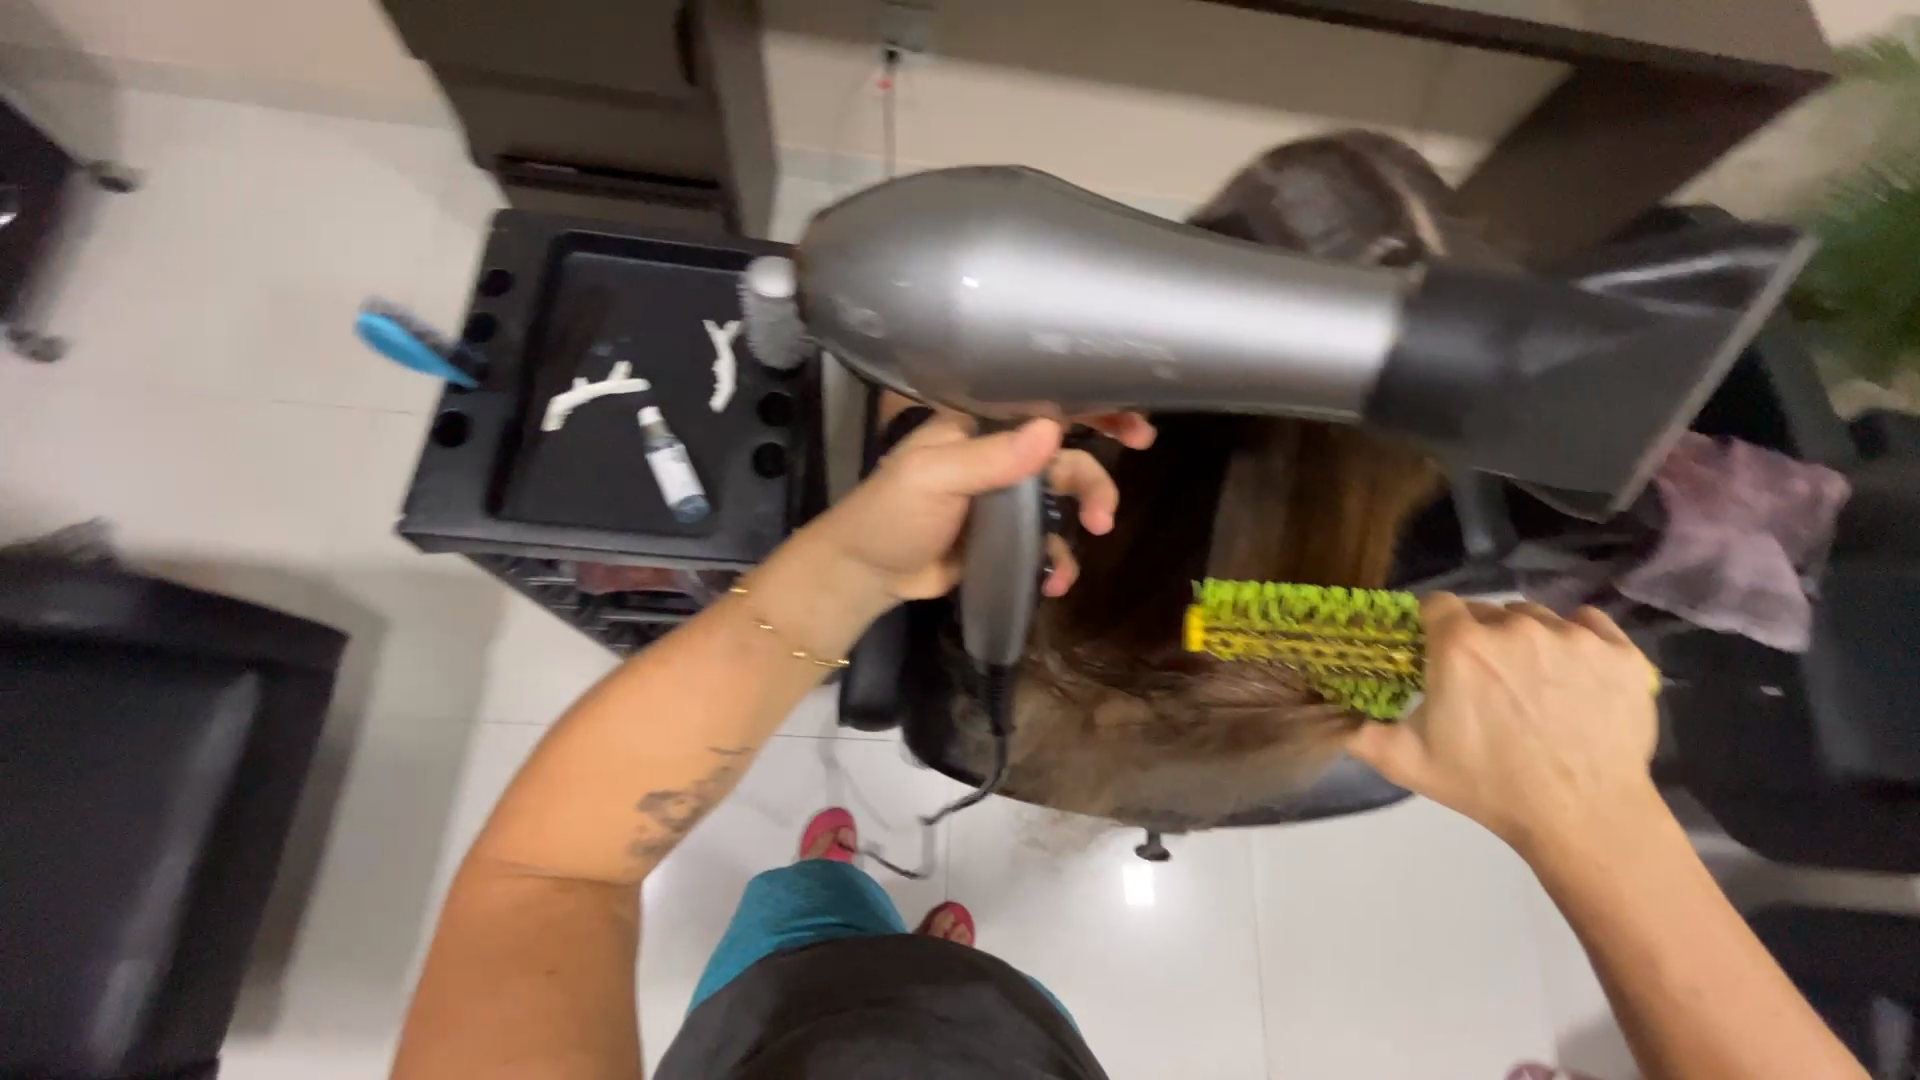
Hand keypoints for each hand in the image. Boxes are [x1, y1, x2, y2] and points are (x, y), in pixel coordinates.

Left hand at [808, 413, 1134, 609]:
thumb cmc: (890, 513)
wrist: (865, 573)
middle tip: (1106, 514)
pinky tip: (1053, 584)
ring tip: (1086, 545)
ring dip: (1083, 519)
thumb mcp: (932, 478)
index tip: (1136, 423)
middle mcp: (999, 457)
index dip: (1092, 408)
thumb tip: (1052, 430)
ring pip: (1063, 501)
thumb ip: (990, 457)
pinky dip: (1057, 562)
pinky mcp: (1005, 539)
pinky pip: (1045, 544)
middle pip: (1065, 457)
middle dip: (1095, 481)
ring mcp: (1005, 500)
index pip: (1043, 406)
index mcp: (980, 428)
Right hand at [1345, 594, 1660, 856]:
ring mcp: (1574, 638)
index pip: (1436, 605)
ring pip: (1536, 617)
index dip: (1431, 627)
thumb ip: (1356, 731)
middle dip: (1477, 637)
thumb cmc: (1487, 786)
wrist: (1584, 818)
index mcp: (1459, 646)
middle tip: (1482, 682)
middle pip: (1486, 611)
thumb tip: (1325, 713)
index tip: (1434, 654)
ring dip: (1526, 639)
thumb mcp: (1404, 761)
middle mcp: (1515, 628)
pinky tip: (1572, 675)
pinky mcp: (1623, 654)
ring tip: (1530, 682)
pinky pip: (1589, 624)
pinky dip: (1578, 640)